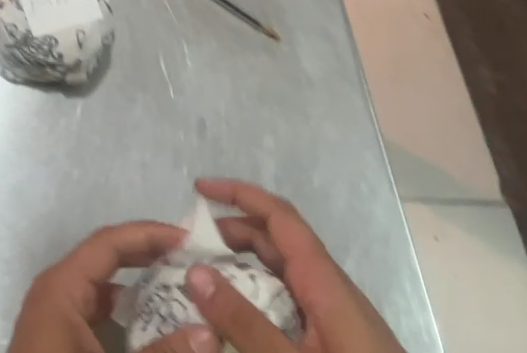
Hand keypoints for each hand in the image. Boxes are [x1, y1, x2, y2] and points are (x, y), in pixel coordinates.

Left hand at [8, 221, 187, 352]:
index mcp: (62, 286)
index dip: (148, 234)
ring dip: (137, 281)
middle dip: (147, 254)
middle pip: (104, 257)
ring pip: (101, 284)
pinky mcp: (58, 336)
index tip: (188, 238)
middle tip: (191, 258)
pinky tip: (152, 322)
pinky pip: (95, 307)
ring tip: (179, 286)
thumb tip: (209, 333)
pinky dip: (124, 308)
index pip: (108, 243)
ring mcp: (54, 313)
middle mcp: (56, 290)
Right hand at [144, 179, 405, 352]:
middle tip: (188, 247)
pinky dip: (258, 296)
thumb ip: (244, 322)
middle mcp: (333, 291)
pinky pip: (291, 301)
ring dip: (242, 266)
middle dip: (231, 233)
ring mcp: (338, 318)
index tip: (198, 188)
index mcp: (326, 284)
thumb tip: (195, 271)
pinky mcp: (338, 341)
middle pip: (278, 242)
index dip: (239, 194)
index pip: (280, 216)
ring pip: (284, 273)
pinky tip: (237, 320)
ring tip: (203, 281)